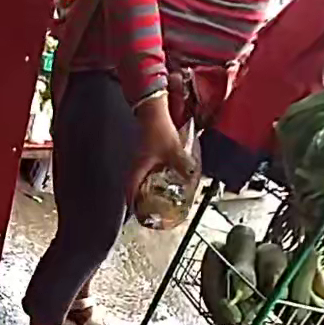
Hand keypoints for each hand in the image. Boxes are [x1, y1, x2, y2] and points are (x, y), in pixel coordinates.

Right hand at [126, 92, 195, 207]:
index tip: (139, 216)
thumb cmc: (159, 129)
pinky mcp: (146, 153)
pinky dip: (151, 178)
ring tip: (155, 199)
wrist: (153, 108)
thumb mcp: (173, 149)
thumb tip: (192, 178)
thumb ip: (183, 165)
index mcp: (138, 168)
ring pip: (139, 180)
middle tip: (149, 210)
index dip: (133, 205)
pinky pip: (146, 171)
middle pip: (133, 188)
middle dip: (139, 200)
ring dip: (144, 189)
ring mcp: (140, 159)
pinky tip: (161, 179)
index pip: (130, 191)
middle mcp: (136, 166)